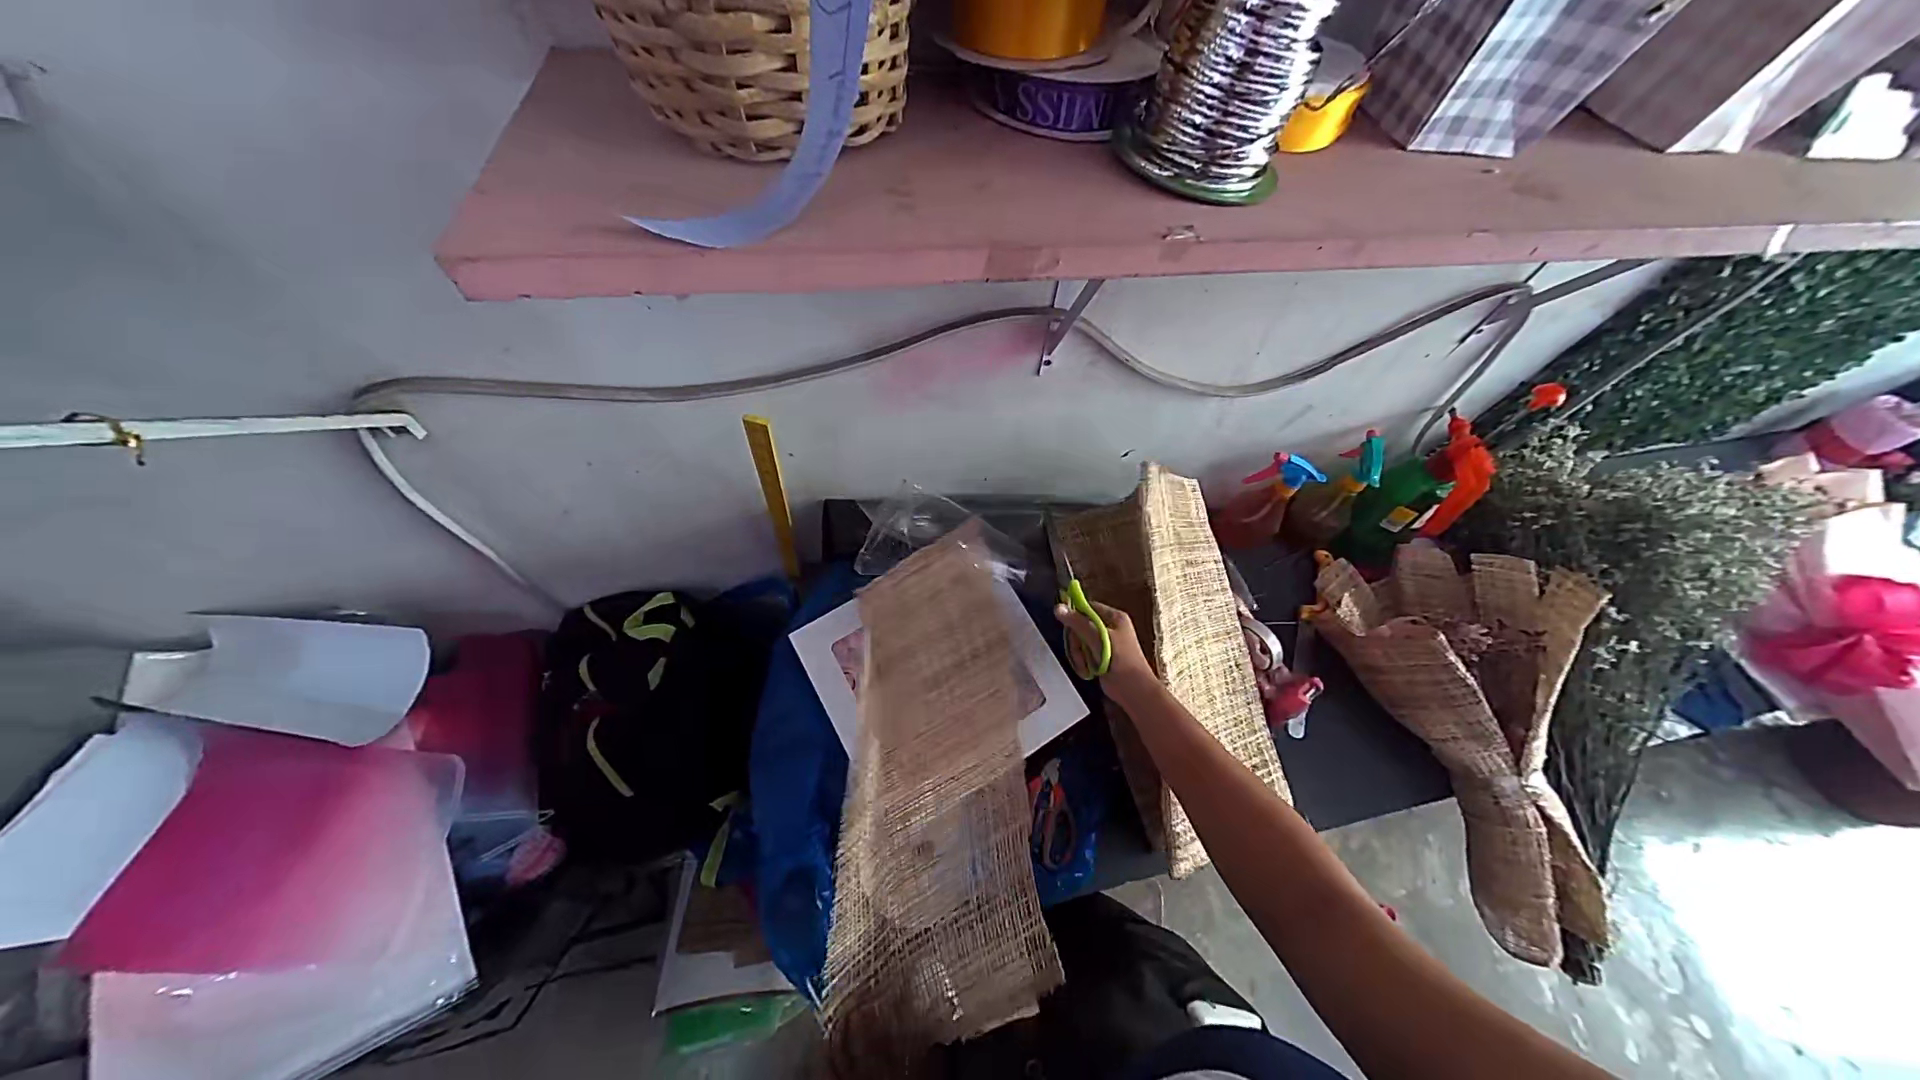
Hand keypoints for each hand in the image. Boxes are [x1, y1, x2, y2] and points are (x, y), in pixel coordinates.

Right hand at [1054, 599, 1153, 694]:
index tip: (1066, 625)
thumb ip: (1078, 623)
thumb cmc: (1120, 660)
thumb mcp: (1097, 638)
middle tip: (1080, 652)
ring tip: (1086, 666)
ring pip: (1079, 642)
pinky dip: (1083, 662)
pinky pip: (1083, 654)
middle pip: (1080, 626)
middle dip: (1077, 642)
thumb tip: (1059, 608)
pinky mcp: (1100, 657)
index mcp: (1114, 617)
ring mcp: (1104, 643)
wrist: (1133, 689)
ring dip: (1079, 655)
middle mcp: (1109, 627)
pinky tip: (1088, 671)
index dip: (1075, 615)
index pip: (1087, 607)